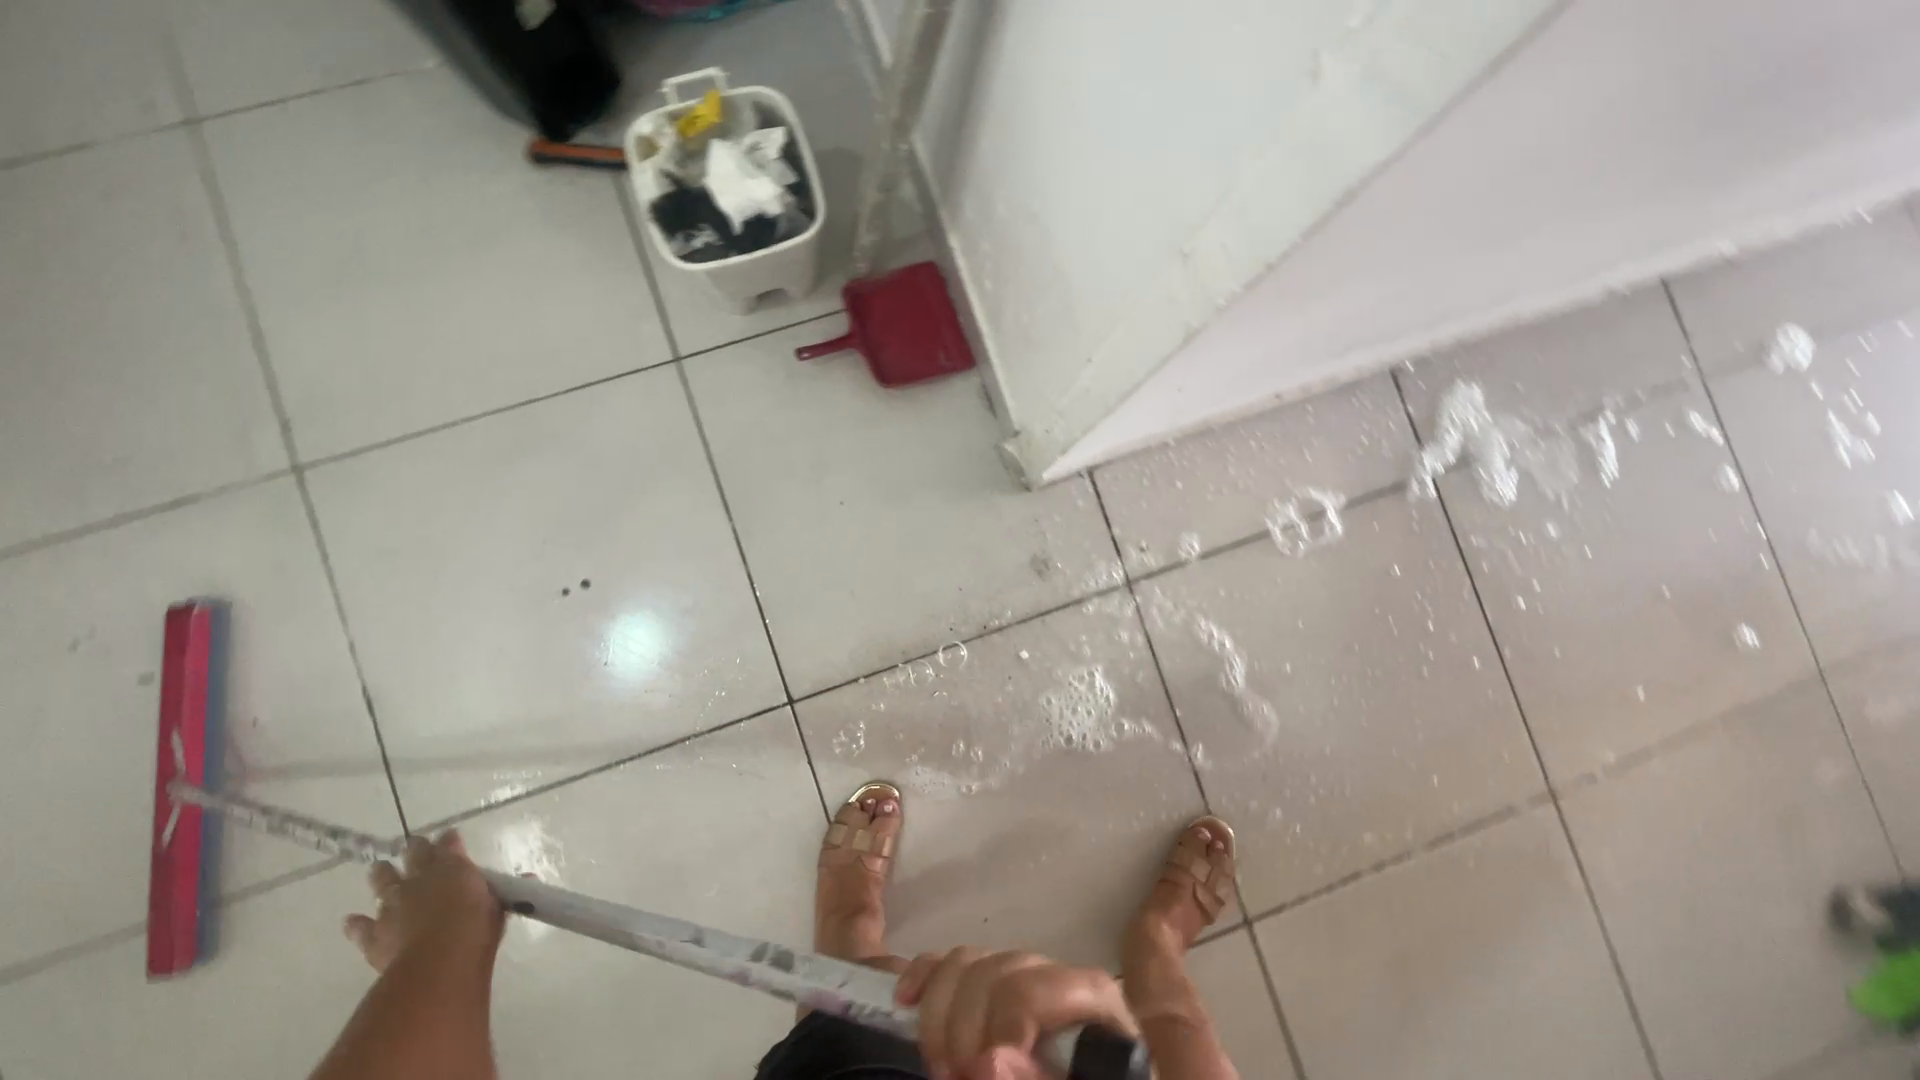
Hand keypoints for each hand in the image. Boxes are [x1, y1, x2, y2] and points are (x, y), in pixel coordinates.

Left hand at [343, 831, 503, 972]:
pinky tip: (351, 921)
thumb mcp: (500, 907)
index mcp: (452, 867)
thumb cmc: (477, 928)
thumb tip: (531, 878)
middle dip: (413, 850)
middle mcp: (419, 879)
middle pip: (413, 856)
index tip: (450, 835)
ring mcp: (393, 905)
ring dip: (382, 875)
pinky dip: (357, 924)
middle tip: (412, 847)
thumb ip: (505, 892)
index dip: (449, 839)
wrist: (439, 961)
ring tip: (379, 869)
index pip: (449, 844)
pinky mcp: (374, 934)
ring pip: (383, 882)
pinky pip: (361, 926)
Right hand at [895, 948, 1138, 1079]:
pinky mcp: (986, 983)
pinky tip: (905, 1003)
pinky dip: (923, 975)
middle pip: (992, 974)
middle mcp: (1053, 972)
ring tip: (942, 1068)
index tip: (975, 1074)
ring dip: (940, 1016)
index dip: (999, 1029)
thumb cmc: (1086, 1076)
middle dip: (964, 1033)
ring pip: (964, 961)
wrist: (1078, 1072)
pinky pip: (947, 960)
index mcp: (1090, 996)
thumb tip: (990, 1062)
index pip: (1031, 989)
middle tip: (954, 1079)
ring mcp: (1015, 972)